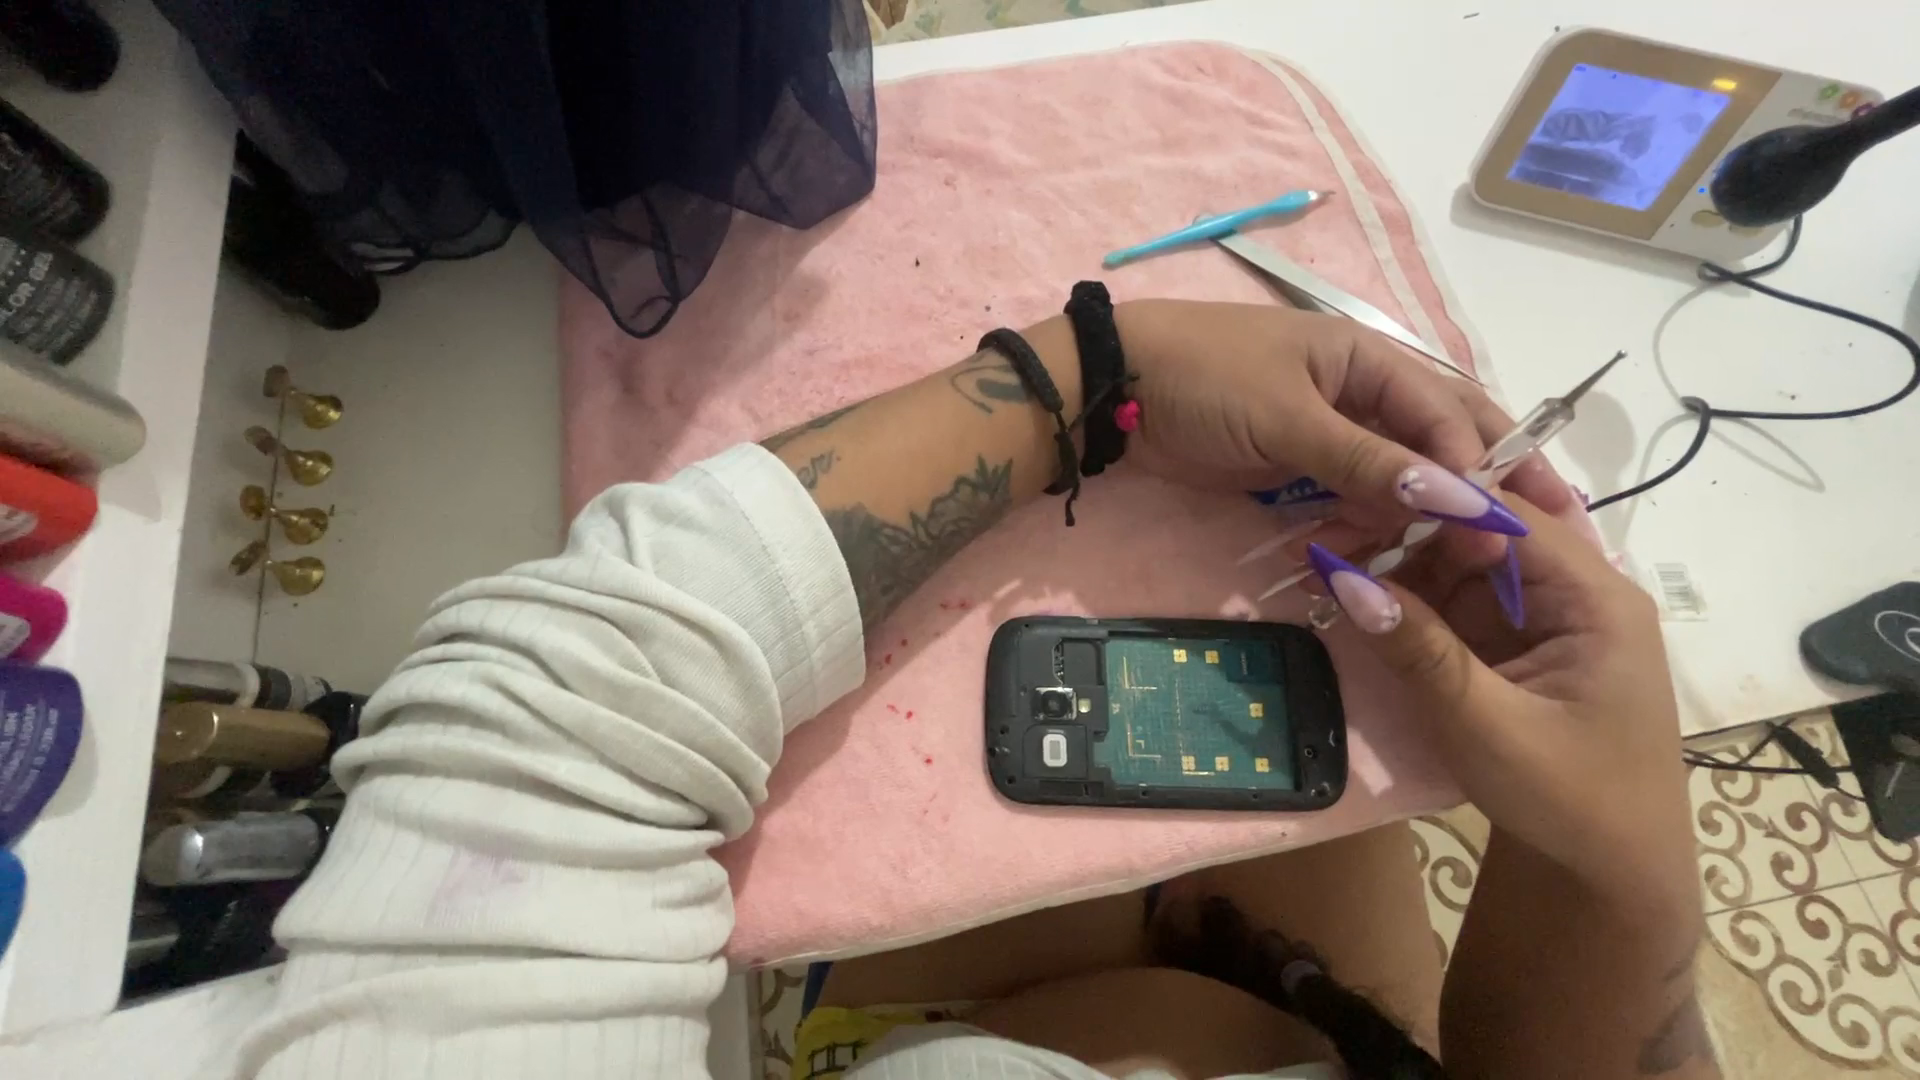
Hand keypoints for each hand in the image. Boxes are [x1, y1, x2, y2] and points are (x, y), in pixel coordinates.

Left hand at [1114, 299, 1576, 554]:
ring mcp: (1323, 432)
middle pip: (1433, 441)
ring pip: (1390, 474)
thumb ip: (1365, 459)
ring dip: (1423, 512)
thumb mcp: (1288, 417)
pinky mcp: (1290, 465)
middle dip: (1478, 486)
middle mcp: (1358, 393)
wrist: (1118, 391)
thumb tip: (1458, 497)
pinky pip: (1344, 494)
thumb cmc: (1206, 380)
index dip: (1486, 465)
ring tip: (1465, 562)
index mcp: (1368, 359)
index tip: (1515, 524)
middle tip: (1530, 541)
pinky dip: (1367, 520)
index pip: (1448, 412)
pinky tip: (1391, 552)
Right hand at [1311, 497, 1697, 918]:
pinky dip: (1394, 593)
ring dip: (1386, 557)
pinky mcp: (1502, 638)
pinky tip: (1344, 587)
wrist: (1602, 870)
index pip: (1507, 515)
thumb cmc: (1568, 798)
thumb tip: (1338, 574)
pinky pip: (1443, 598)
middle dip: (1396, 525)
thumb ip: (1416, 647)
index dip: (1429, 497)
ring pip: (1450, 561)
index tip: (1351, 492)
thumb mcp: (1484, 724)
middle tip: (1317, 527)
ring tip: (1315, 553)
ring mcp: (1532, 614)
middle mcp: (1566, 591)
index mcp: (1593, 598)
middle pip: (1473, 531)